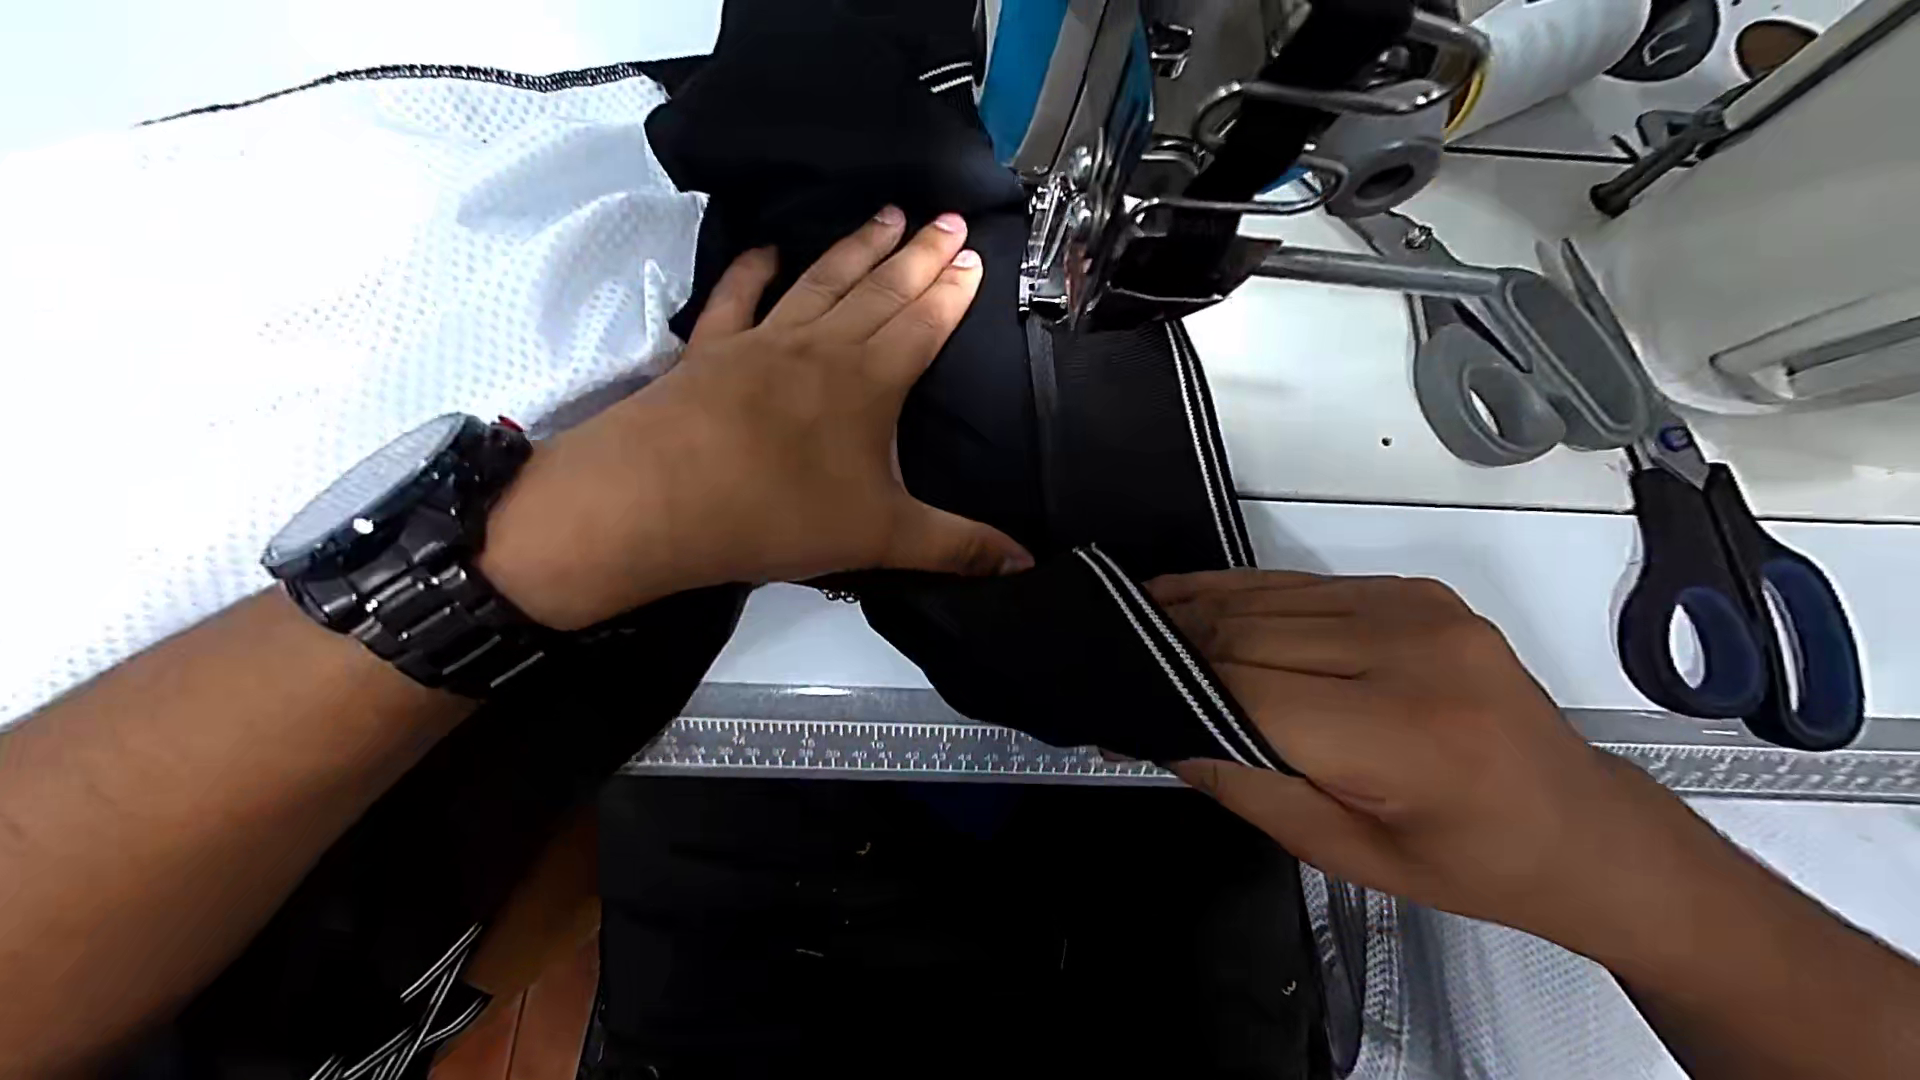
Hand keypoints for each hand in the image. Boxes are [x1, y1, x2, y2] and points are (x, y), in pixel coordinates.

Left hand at [480, 208, 1032, 629]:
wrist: (657, 503)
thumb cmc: (779, 515)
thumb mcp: (883, 538)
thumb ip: (956, 546)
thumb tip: (1025, 562)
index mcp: (869, 383)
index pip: (924, 324)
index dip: (954, 292)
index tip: (974, 257)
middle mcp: (822, 347)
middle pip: (882, 290)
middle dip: (920, 254)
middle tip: (948, 216)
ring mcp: (762, 341)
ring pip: (822, 281)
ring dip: (857, 247)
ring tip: (887, 213)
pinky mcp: (710, 349)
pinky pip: (737, 297)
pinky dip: (752, 269)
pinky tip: (768, 247)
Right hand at [1148, 569, 1709, 954]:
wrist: (1584, 828)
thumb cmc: (1466, 861)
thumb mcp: (1341, 851)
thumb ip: (1240, 782)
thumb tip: (1158, 730)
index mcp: (1406, 733)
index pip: (1249, 692)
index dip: (1177, 688)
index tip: (1122, 689)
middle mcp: (1413, 651)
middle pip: (1250, 635)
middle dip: (1176, 645)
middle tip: (1117, 650)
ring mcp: (1415, 608)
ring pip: (1264, 600)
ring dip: (1195, 610)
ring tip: (1138, 617)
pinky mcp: (1409, 588)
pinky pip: (1296, 584)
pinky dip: (1236, 592)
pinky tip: (1189, 595)